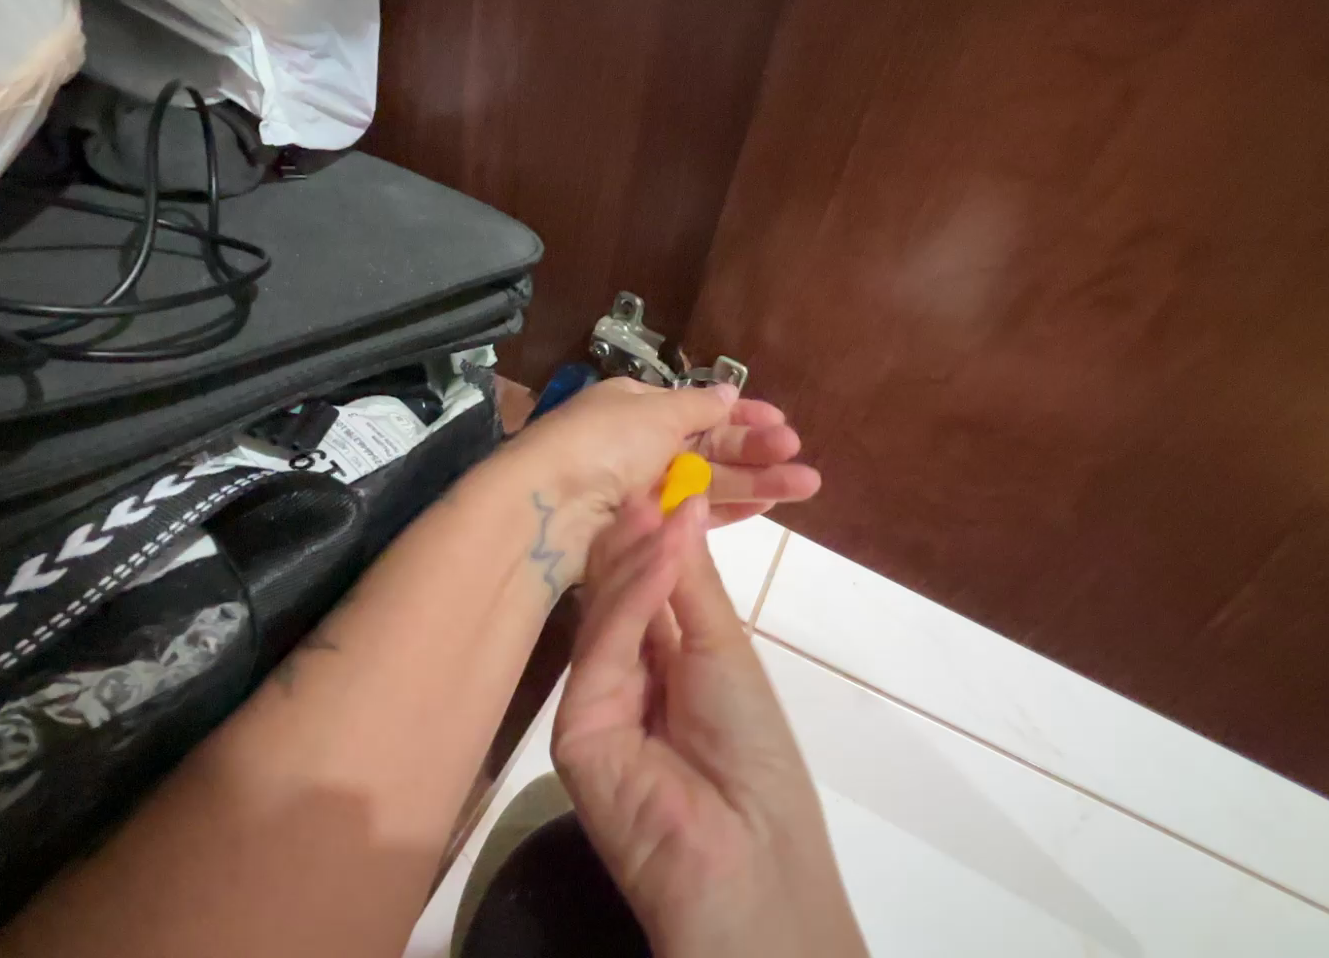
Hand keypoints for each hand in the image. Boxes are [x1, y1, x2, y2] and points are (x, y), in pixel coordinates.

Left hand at [506, 378, 820, 528]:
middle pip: (709, 446)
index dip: (741, 415)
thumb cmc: (603, 444)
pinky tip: (766, 507)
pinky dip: (728, 509)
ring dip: (755, 481)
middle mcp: (640, 445)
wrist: (549, 507)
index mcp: (636, 406)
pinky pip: (693, 513)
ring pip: (708, 482)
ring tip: (806, 484)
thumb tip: (728, 390)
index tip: (781, 422)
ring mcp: (641, 488)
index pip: (698, 408)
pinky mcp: (643, 527)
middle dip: (756, 450)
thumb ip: (699, 405)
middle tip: (800, 456)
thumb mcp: (655, 412)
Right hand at [551, 496, 867, 957]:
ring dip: (633, 555)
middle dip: (637, 537)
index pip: (646, 588)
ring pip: (605, 615)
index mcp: (662, 662)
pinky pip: (602, 651)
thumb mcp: (725, 651)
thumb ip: (691, 585)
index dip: (655, 537)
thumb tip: (683, 508)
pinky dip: (631, 597)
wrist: (748, 852)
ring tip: (653, 498)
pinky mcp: (573, 725)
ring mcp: (594, 700)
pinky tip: (657, 549)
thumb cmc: (754, 751)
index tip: (663, 482)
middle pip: (618, 596)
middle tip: (647, 476)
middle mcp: (623, 677)